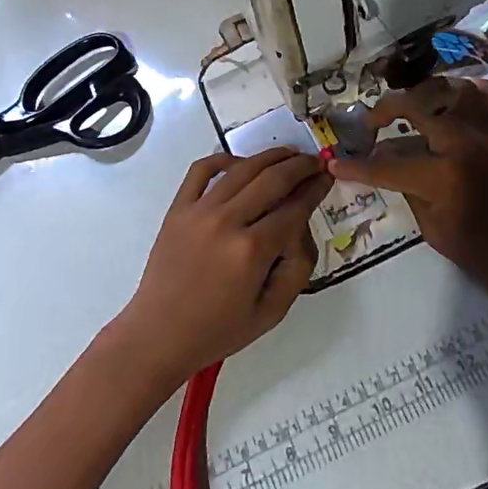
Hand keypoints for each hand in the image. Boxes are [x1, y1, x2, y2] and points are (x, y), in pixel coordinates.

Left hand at [112, 148, 328, 383]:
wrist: (159, 334)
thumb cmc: (218, 329)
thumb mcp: (271, 312)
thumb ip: (296, 268)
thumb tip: (301, 228)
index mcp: (252, 250)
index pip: (294, 208)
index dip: (315, 189)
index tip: (327, 178)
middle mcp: (227, 222)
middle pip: (273, 179)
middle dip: (300, 166)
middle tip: (315, 162)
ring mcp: (199, 211)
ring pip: (242, 168)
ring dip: (270, 156)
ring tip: (289, 154)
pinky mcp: (178, 209)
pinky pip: (201, 170)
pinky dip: (223, 158)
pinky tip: (240, 161)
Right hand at [327, 78, 487, 325]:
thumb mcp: (441, 236)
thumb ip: (415, 196)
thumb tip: (398, 172)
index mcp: (444, 176)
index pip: (388, 164)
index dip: (358, 167)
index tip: (336, 163)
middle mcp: (467, 145)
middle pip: (418, 105)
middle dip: (385, 108)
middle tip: (371, 124)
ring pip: (457, 90)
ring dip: (429, 92)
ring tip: (413, 106)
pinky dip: (481, 93)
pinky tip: (465, 96)